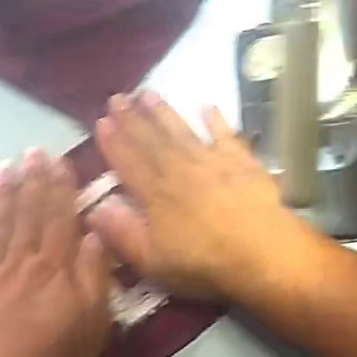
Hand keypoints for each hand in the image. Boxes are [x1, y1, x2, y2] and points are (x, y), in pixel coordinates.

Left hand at [0, 150, 111, 356]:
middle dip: (33, 182)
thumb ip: (95, 274)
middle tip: (32, 151)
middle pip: (30, 217)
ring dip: (2, 198)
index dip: (61, 188)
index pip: (61, 219)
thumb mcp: (94, 320)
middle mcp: (23, 264)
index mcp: (57, 268)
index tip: (58, 159)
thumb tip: (96, 233)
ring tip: (4, 168)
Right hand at [89, 91, 329, 300]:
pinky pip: (227, 136)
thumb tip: (94, 208)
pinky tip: (208, 107)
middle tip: (118, 97)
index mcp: (156, 194)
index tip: (101, 121)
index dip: (113, 142)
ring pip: (184, 132)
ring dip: (165, 113)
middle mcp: (181, 170)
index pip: (129, 162)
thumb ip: (121, 233)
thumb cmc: (204, 263)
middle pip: (152, 140)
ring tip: (149, 93)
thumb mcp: (152, 260)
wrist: (262, 252)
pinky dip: (217, 120)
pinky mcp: (244, 163)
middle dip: (133, 119)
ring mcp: (214, 162)